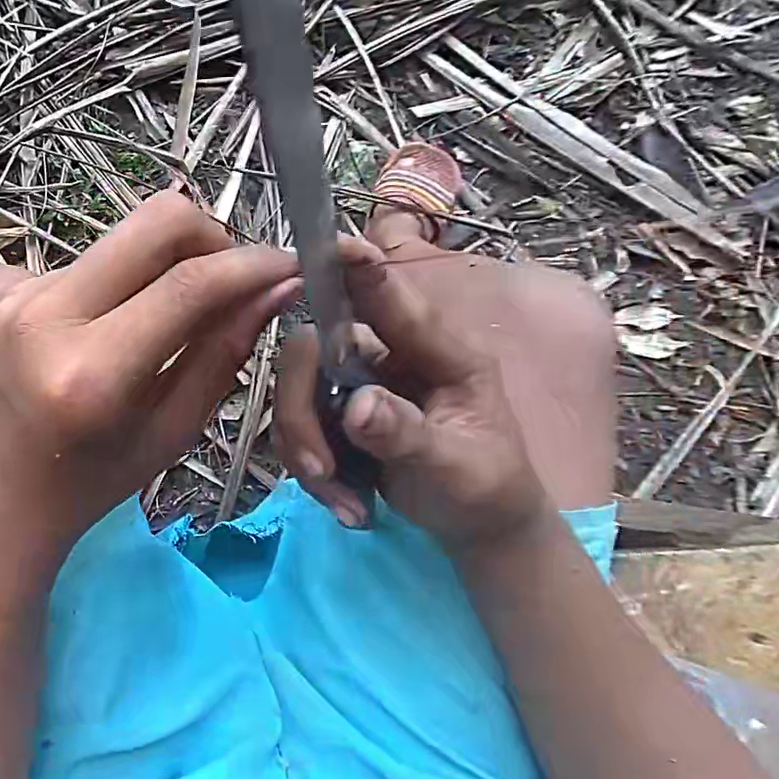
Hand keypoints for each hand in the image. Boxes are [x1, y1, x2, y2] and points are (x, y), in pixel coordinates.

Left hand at [0, 191, 302, 553]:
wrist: (11, 487)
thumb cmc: (99, 476)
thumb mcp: (175, 428)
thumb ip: (226, 349)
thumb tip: (277, 286)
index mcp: (89, 374)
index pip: (186, 286)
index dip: (249, 265)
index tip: (288, 265)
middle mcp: (44, 319)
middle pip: (152, 223)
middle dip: (210, 238)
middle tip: (229, 281)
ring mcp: (18, 296)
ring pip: (125, 236)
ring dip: (167, 262)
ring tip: (174, 313)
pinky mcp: (7, 288)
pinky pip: (93, 258)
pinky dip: (127, 280)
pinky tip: (122, 322)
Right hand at [273, 233, 613, 552]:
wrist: (475, 526)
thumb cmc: (484, 488)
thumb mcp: (457, 468)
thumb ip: (407, 435)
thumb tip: (355, 407)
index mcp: (436, 350)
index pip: (388, 297)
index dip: (354, 270)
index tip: (326, 252)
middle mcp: (387, 354)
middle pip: (312, 349)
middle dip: (303, 411)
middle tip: (318, 468)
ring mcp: (355, 381)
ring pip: (294, 392)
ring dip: (304, 448)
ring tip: (343, 501)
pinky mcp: (333, 412)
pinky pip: (294, 425)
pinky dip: (308, 466)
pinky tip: (345, 502)